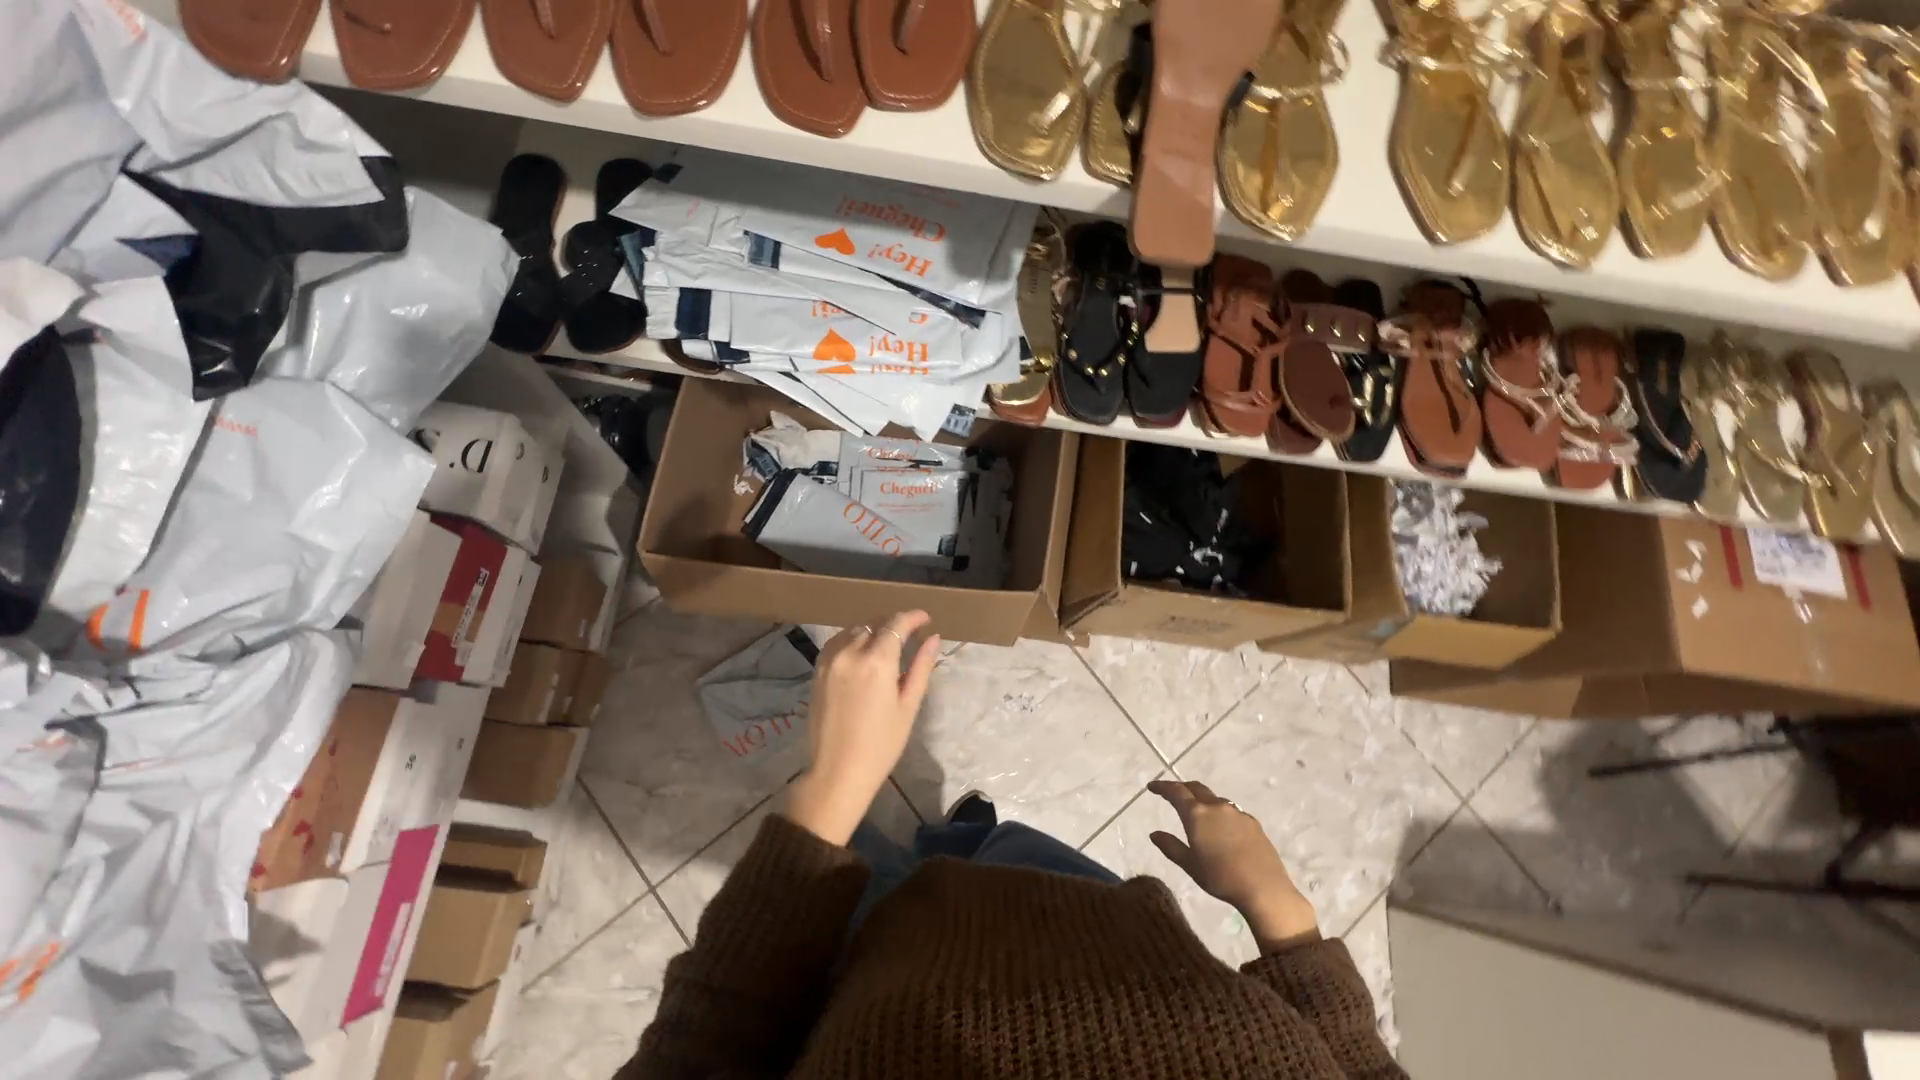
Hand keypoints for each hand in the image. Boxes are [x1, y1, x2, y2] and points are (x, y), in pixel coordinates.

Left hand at [785, 612, 939, 844]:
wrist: (838, 771)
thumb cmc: (882, 744)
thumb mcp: (908, 705)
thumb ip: (921, 667)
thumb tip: (933, 638)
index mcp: (877, 661)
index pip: (896, 623)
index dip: (913, 617)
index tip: (926, 619)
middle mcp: (850, 652)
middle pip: (875, 623)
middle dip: (894, 624)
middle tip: (911, 634)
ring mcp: (829, 660)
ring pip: (855, 630)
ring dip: (873, 630)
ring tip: (887, 644)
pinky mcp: (817, 670)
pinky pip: (837, 642)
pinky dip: (852, 640)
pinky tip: (863, 654)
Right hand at [1147, 779, 1318, 952]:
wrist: (1263, 888)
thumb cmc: (1220, 877)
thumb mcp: (1189, 865)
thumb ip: (1170, 846)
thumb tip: (1154, 834)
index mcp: (1197, 814)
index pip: (1176, 792)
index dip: (1162, 787)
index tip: (1152, 787)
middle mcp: (1216, 806)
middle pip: (1196, 788)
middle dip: (1182, 788)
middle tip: (1172, 794)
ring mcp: (1237, 812)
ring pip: (1214, 798)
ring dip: (1202, 800)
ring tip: (1197, 812)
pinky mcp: (1252, 822)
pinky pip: (1230, 810)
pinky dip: (1219, 812)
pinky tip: (1221, 828)